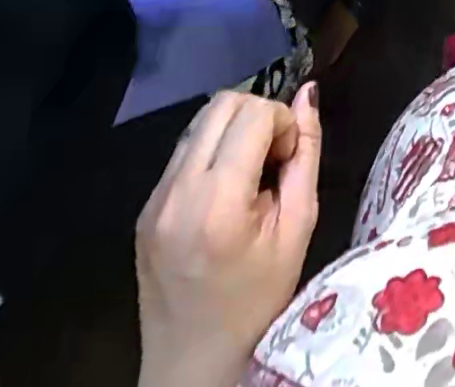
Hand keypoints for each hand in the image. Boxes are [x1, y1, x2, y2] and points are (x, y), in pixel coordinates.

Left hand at [137, 85, 321, 386]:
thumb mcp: (298, 230)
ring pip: (201, 119)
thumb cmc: (258, 302)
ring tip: (250, 174)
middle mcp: (177, 189)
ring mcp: (154, 196)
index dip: (284, 122)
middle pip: (224, 103)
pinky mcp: (145, 204)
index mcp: (218, 201)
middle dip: (259, 115)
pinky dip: (213, 151)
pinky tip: (225, 190)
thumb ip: (306, 156)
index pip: (254, 113)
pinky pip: (184, 149)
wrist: (192, 365)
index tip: (290, 158)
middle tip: (273, 159)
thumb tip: (309, 93)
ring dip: (235, 129)